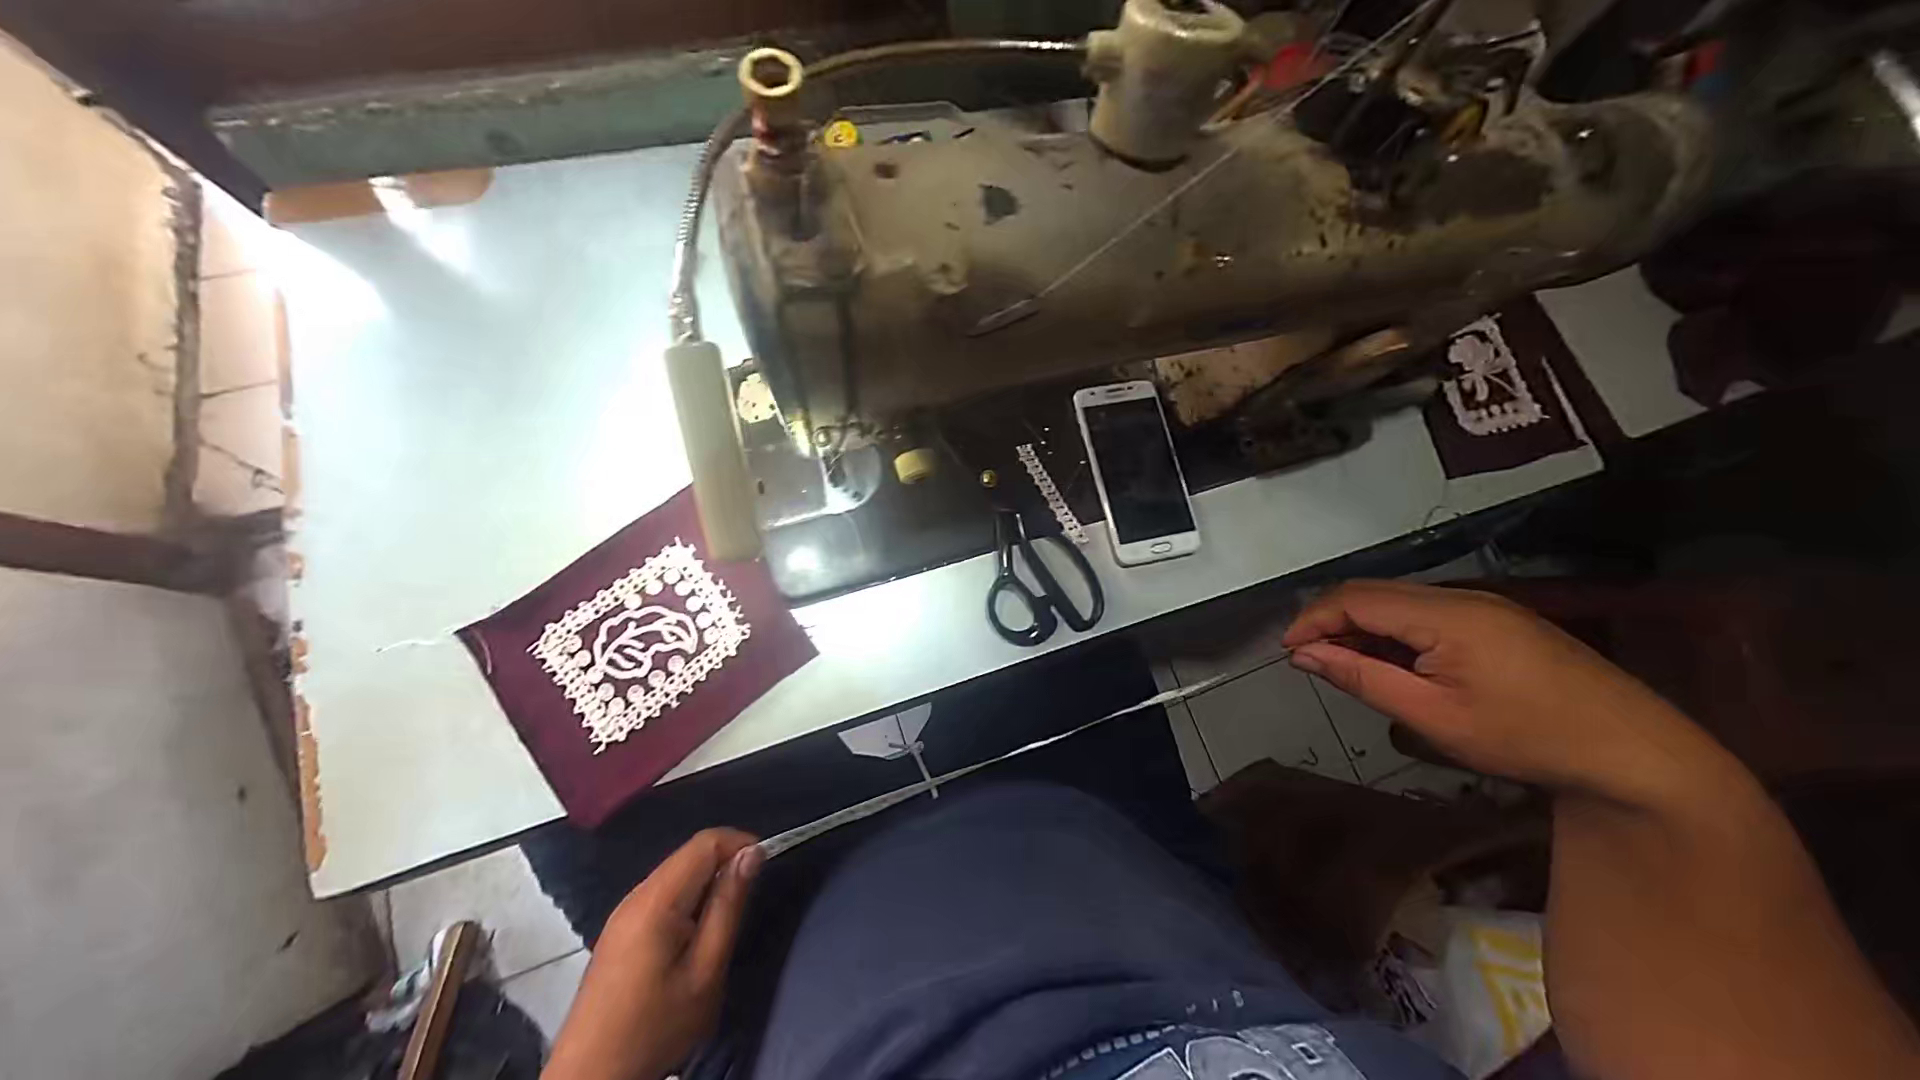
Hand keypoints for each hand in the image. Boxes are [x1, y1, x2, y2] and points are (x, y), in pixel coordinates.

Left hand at [544, 829, 761, 1079]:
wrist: (592, 1077)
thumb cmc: (655, 1026)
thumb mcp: (706, 969)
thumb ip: (729, 905)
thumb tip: (751, 854)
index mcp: (656, 900)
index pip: (706, 842)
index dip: (740, 844)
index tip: (764, 868)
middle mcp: (636, 894)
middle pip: (690, 854)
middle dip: (726, 863)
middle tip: (748, 899)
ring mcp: (624, 911)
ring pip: (678, 872)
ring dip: (708, 881)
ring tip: (726, 917)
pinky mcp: (620, 928)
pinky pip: (663, 892)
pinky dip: (689, 897)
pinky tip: (696, 932)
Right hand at [1282, 580, 1742, 810]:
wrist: (1639, 754)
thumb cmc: (1526, 738)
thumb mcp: (1432, 716)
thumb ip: (1362, 677)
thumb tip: (1304, 654)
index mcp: (1446, 614)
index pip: (1355, 598)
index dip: (1313, 619)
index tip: (1288, 651)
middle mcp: (1463, 597)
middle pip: (1374, 592)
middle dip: (1332, 620)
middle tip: (1311, 660)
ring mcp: (1486, 605)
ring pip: (1399, 600)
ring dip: (1362, 625)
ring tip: (1347, 664)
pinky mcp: (1501, 619)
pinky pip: (1427, 612)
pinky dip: (1395, 630)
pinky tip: (1395, 662)